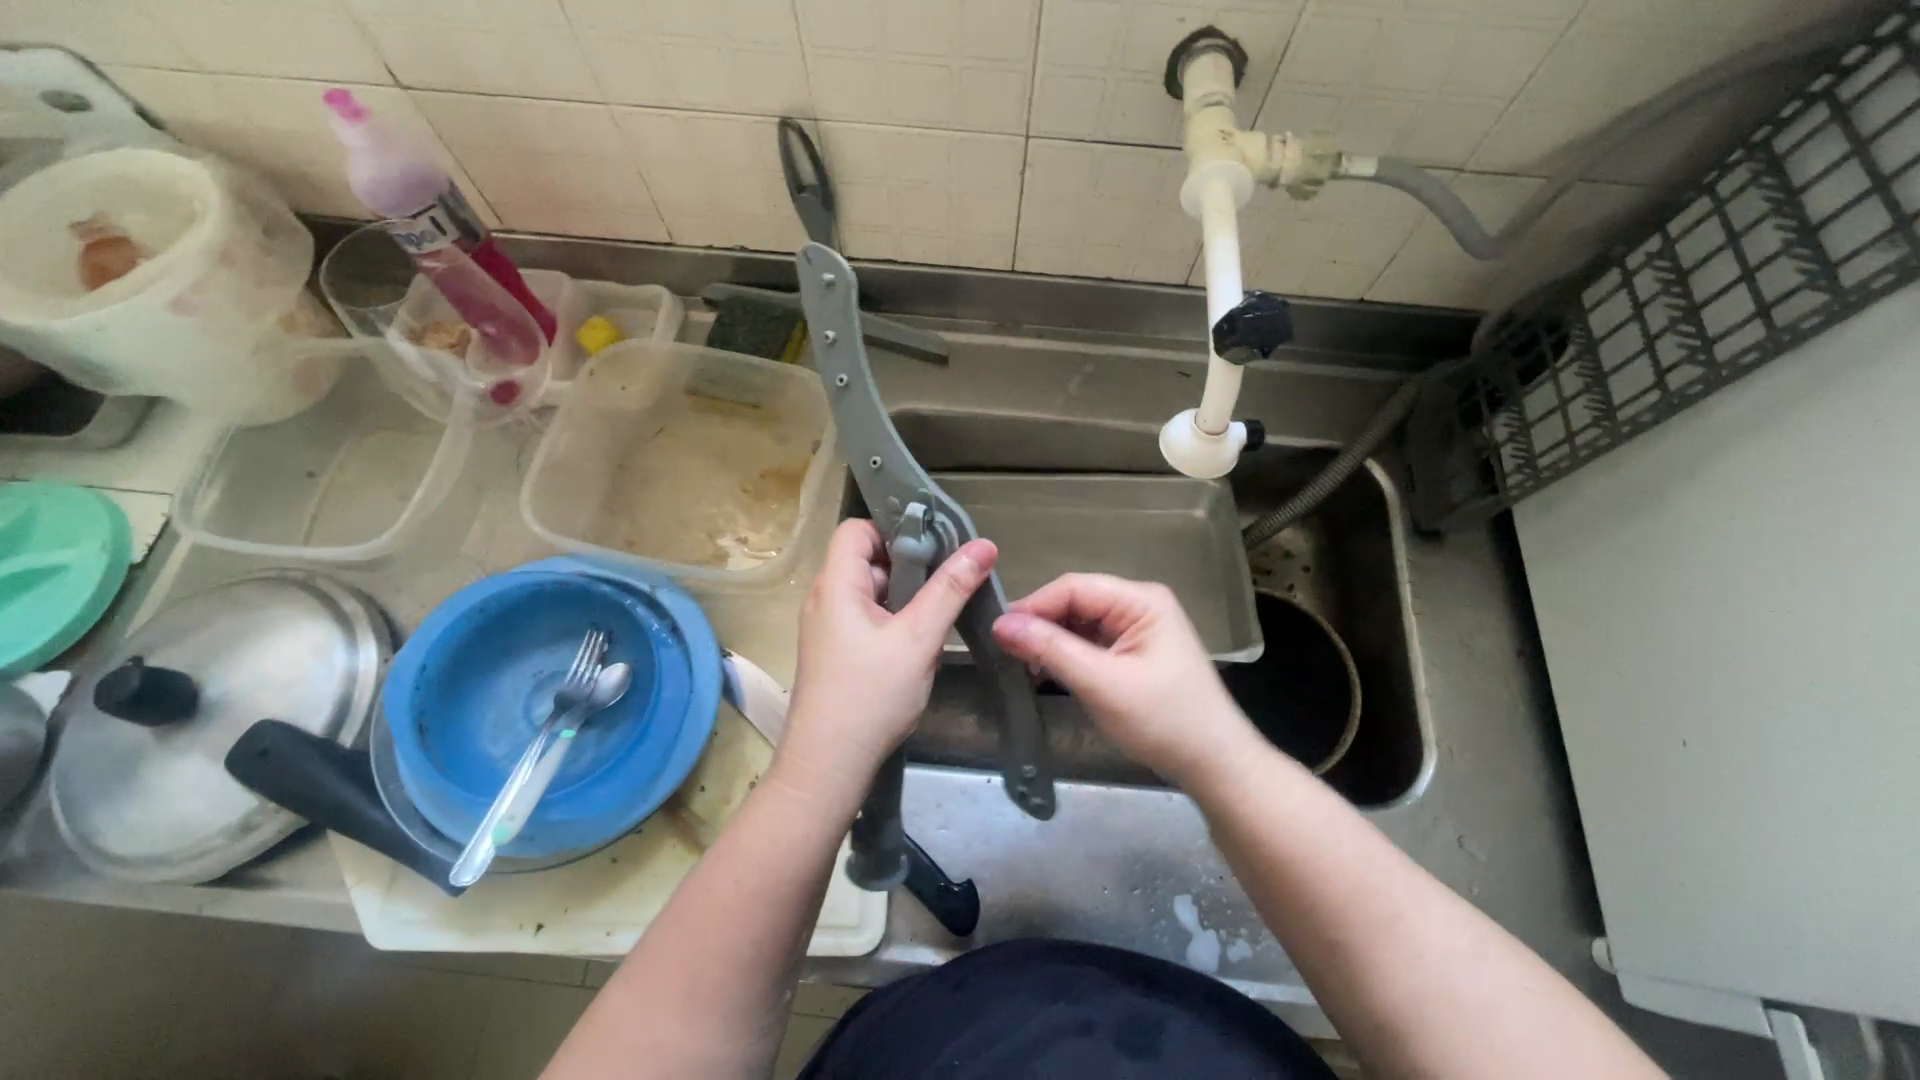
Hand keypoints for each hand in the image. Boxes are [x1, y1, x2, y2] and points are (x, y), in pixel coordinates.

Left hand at [775, 519, 996, 806]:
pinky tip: (917, 646)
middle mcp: (823, 599)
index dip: (894, 529)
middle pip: (865, 560)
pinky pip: (864, 619)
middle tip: (946, 585)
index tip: (934, 549)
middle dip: (908, 567)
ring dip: (904, 598)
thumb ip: (950, 590)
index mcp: (835, 585)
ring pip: (869, 593)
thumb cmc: (870, 696)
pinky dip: (892, 621)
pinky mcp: (832, 654)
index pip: (857, 529)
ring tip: (937, 617)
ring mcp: (825, 629)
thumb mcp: (918, 639)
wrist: (827, 765)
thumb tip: (984, 545)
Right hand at [993, 574, 1254, 784]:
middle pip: (1075, 602)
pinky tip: (1044, 674)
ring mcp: (1137, 630)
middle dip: (1040, 624)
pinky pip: (1089, 644)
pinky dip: (1065, 656)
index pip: (1073, 587)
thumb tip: (1001, 624)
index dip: (1033, 606)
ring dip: (1050, 642)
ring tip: (1019, 666)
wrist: (1213, 764)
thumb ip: (1050, 650)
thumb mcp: (1101, 684)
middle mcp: (1139, 606)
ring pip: (1079, 624)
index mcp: (1141, 600)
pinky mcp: (1133, 654)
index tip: (996, 632)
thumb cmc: (1163, 721)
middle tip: (1003, 652)